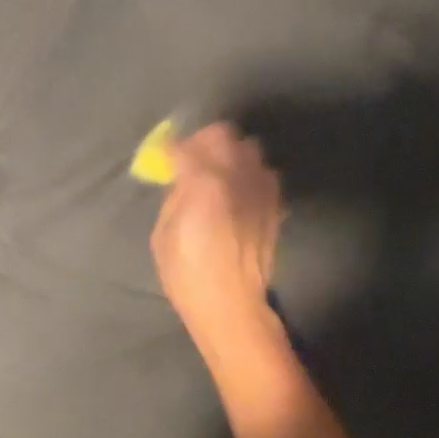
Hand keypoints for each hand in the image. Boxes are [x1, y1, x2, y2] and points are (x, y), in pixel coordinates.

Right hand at [150, 122, 285, 346]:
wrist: (230, 303)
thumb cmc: (186, 273)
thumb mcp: (163, 232)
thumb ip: (175, 197)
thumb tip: (182, 180)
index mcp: (202, 181)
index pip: (186, 145)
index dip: (172, 149)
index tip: (166, 158)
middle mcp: (236, 175)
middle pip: (224, 134)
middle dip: (205, 142)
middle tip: (192, 159)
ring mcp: (261, 187)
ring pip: (250, 148)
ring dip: (232, 154)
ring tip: (220, 173)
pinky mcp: (275, 203)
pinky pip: (264, 173)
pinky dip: (250, 175)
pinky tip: (239, 193)